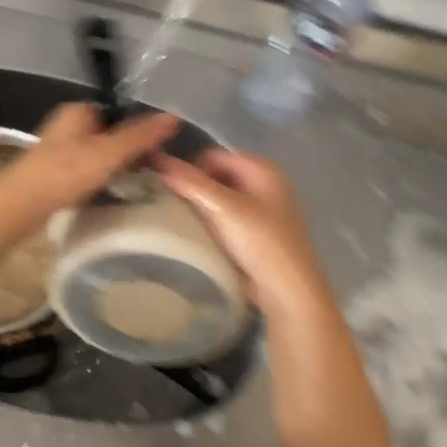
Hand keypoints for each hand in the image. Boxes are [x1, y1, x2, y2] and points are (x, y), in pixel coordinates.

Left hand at [0, 104, 180, 229]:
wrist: (20, 206)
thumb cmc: (64, 173)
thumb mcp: (109, 153)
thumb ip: (140, 136)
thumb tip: (175, 115)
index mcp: (78, 111)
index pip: (120, 112)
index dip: (141, 130)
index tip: (160, 151)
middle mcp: (67, 125)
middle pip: (110, 134)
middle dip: (130, 151)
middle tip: (154, 171)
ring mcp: (59, 150)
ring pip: (99, 154)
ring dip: (116, 168)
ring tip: (138, 185)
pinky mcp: (55, 173)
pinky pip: (86, 171)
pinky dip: (100, 180)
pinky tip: (111, 194)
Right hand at [155, 148, 330, 316]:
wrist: (288, 290)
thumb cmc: (260, 242)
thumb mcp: (224, 208)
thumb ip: (191, 183)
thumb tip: (157, 160)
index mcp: (263, 169)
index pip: (214, 156)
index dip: (191, 168)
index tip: (170, 190)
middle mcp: (265, 183)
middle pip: (217, 175)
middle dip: (194, 188)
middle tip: (172, 205)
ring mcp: (262, 209)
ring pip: (219, 197)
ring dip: (200, 206)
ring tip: (181, 220)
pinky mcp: (256, 231)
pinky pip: (226, 216)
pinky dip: (211, 221)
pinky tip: (198, 234)